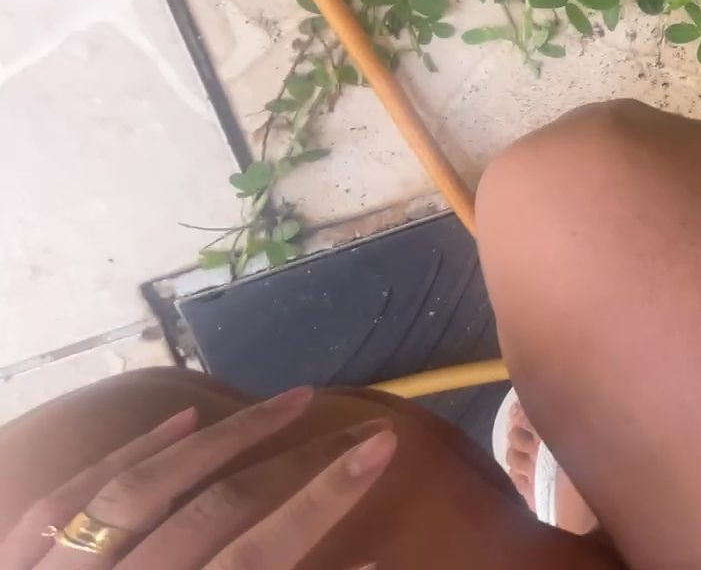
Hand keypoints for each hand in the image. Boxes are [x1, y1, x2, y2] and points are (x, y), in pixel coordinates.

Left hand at [0, 387, 393, 569]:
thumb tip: (373, 562)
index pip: (259, 555)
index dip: (326, 497)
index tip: (386, 444)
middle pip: (214, 511)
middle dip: (300, 461)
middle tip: (361, 427)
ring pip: (141, 489)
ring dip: (227, 436)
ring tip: (292, 399)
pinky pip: (61, 504)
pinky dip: (127, 455)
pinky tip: (186, 419)